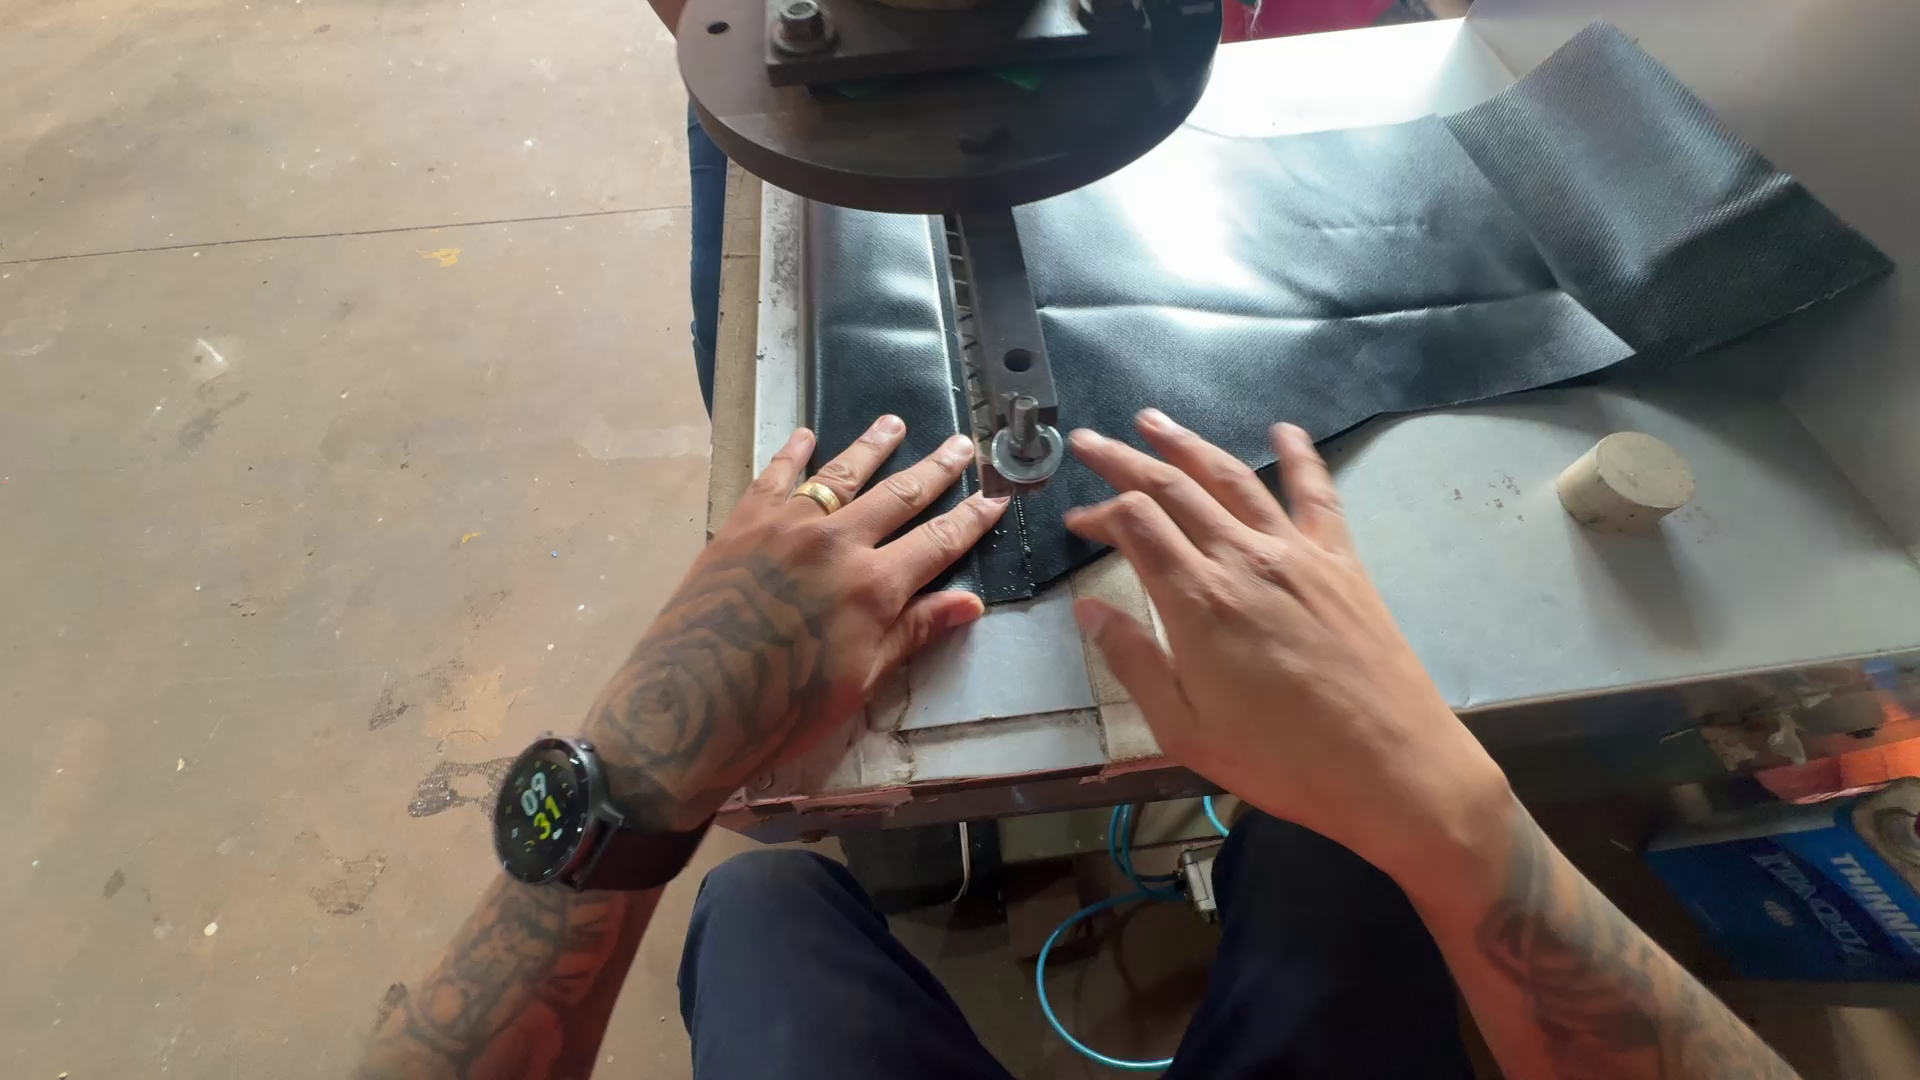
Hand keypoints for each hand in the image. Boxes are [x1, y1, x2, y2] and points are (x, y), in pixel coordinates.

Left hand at [583, 417, 1005, 829]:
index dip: (972, 519)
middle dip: (937, 469)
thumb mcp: (864, 678)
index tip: (997, 496)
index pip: (939, 542)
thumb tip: (972, 603)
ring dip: (872, 446)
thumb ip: (915, 630)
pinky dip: (792, 453)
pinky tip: (804, 435)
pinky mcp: (744, 522)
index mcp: (875, 585)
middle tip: (961, 444)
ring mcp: (789, 525)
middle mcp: (839, 541)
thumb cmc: (788, 707)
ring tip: (894, 423)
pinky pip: (775, 477)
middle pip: (900, 495)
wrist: (692, 707)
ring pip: (842, 473)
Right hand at [1066, 410, 1511, 889]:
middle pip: (1172, 488)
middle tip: (1090, 441)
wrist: (1396, 773)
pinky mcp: (1341, 561)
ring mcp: (1296, 553)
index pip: (1135, 524)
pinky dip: (1299, 456)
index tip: (1077, 522)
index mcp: (1198, 599)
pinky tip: (1284, 430)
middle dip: (1123, 460)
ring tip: (1154, 421)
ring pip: (1231, 479)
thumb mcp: (1182, 726)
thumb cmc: (1279, 759)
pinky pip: (1317, 494)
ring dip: (1188, 444)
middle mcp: (1243, 558)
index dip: (1099, 513)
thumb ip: (1130, 659)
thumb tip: (1086, 608)